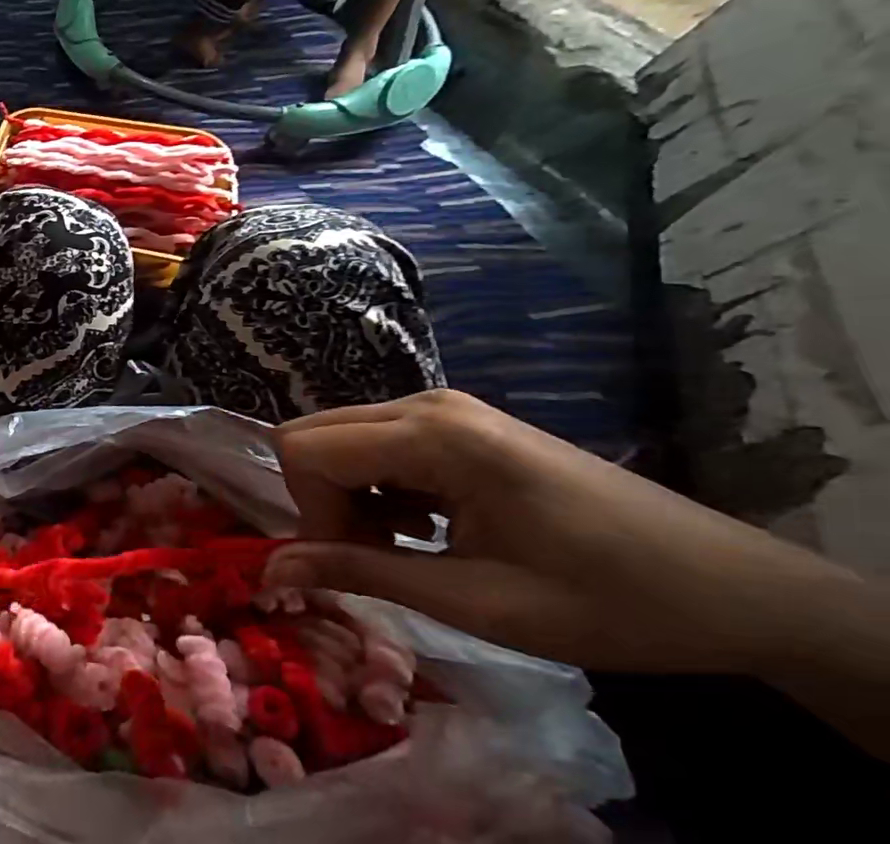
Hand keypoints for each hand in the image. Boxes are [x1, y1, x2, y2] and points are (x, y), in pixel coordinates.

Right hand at [264, 390, 859, 675]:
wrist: (736, 589)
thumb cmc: (607, 601)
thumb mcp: (474, 600)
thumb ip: (360, 573)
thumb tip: (271, 568)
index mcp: (433, 435)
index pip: (305, 449)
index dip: (307, 510)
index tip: (351, 561)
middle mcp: (426, 404)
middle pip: (313, 436)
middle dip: (321, 499)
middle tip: (370, 555)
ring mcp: (443, 410)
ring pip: (340, 440)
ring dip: (349, 496)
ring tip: (405, 546)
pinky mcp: (458, 424)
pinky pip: (377, 444)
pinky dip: (377, 487)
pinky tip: (425, 526)